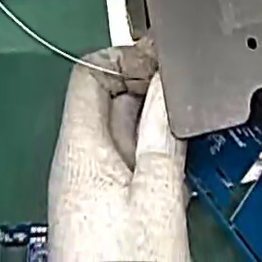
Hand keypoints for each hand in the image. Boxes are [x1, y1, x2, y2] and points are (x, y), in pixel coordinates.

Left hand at [48, 41, 187, 261]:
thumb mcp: (157, 197)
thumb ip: (162, 134)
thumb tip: (168, 84)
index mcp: (79, 149)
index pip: (88, 71)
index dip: (125, 55)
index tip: (161, 56)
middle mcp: (76, 162)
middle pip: (106, 96)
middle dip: (145, 84)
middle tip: (183, 88)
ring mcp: (87, 186)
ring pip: (118, 127)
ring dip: (151, 117)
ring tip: (185, 119)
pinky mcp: (100, 206)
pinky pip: (124, 158)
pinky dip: (150, 146)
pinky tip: (176, 154)